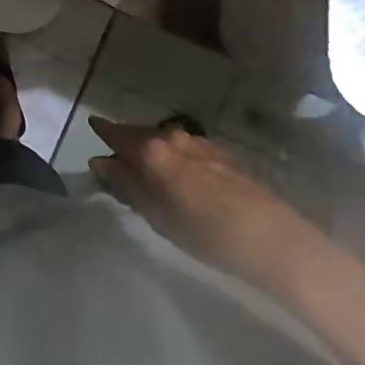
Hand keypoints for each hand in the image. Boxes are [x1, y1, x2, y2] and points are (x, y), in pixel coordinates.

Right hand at [88, 118, 358, 302]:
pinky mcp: (221, 154)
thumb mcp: (157, 215)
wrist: (272, 239)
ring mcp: (200, 143)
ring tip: (145, 167)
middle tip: (114, 156)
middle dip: (126, 141)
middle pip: (141, 134)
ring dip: (151, 148)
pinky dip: (172, 154)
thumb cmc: (205, 233)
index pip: (118, 134)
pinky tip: (177, 172)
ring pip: (164, 139)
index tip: (92, 126)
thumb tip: (99, 162)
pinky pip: (184, 147)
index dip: (103, 131)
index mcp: (152, 150)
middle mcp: (173, 137)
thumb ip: (126, 186)